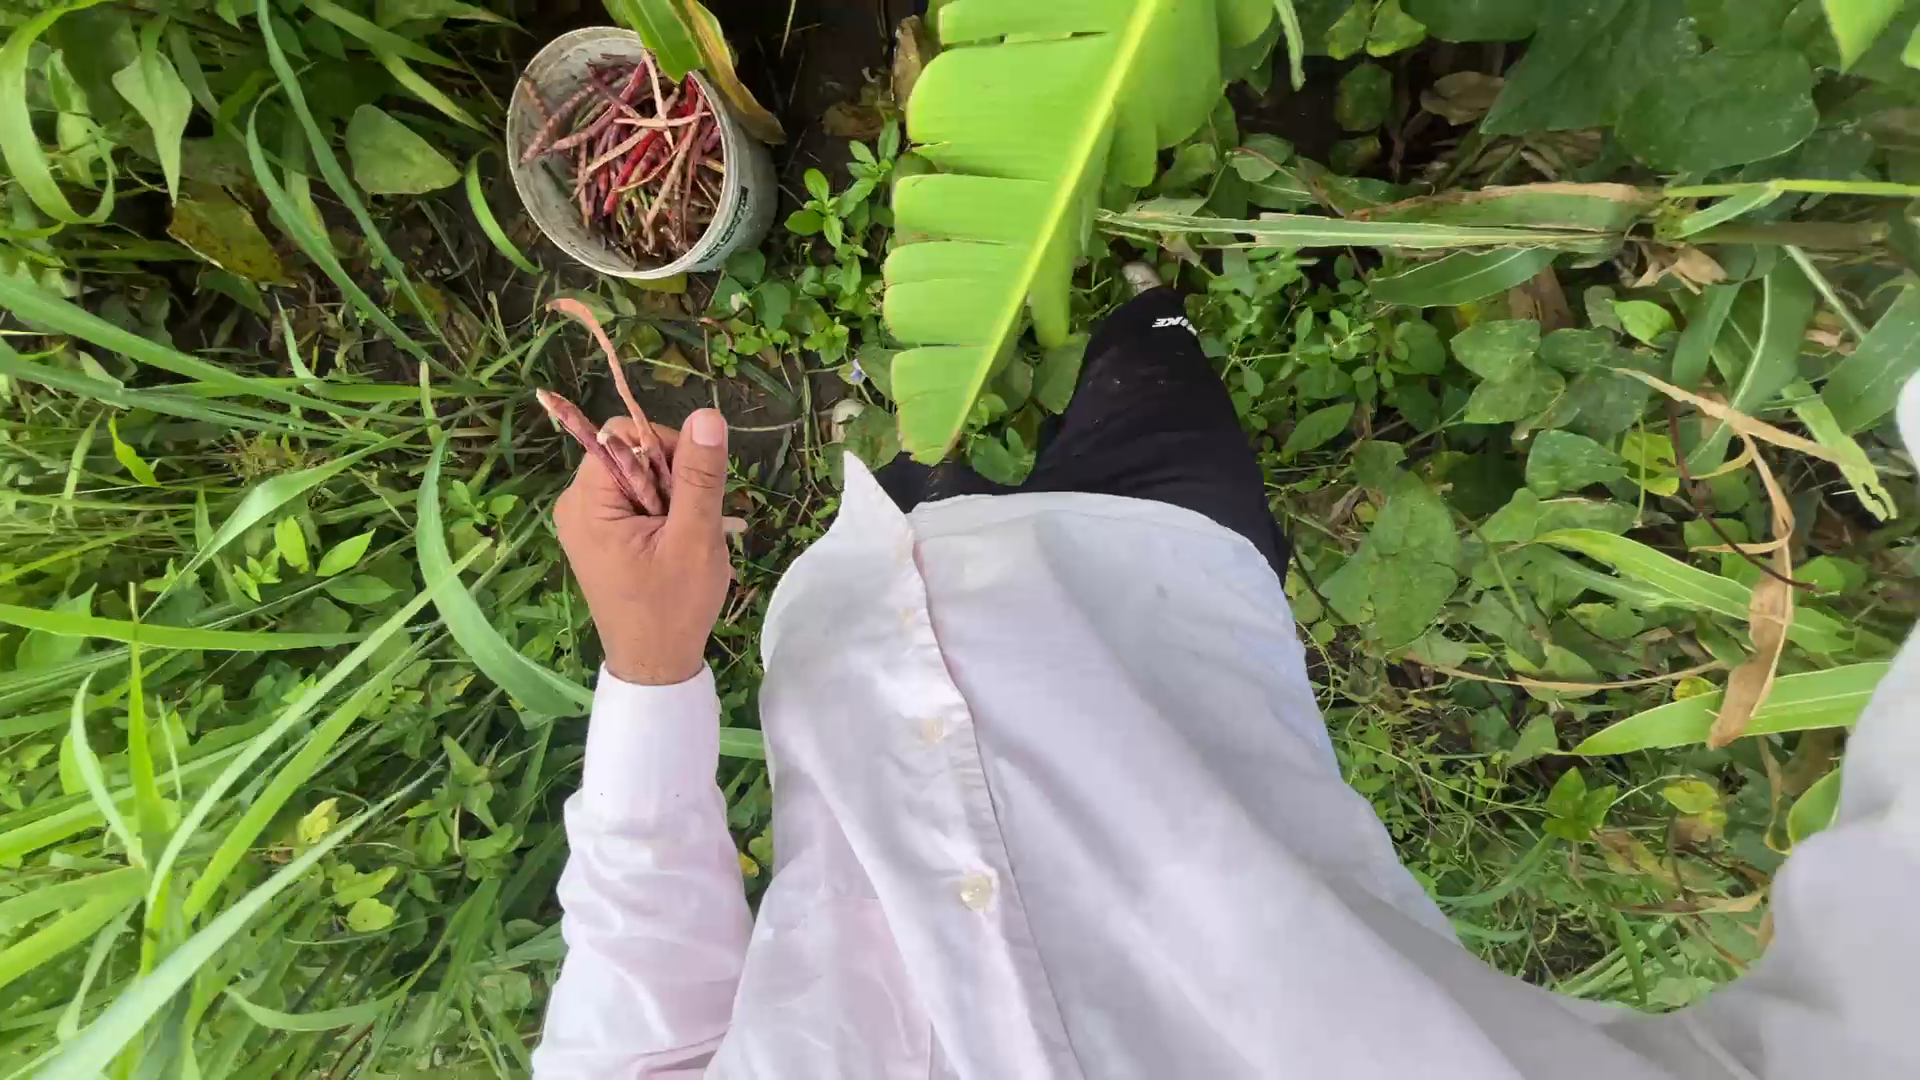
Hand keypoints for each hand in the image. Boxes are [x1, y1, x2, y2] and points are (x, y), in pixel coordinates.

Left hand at [555, 409, 732, 685]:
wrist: (656, 664)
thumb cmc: (673, 605)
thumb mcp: (695, 537)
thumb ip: (700, 475)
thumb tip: (708, 415)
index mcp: (587, 501)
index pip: (625, 436)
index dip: (668, 446)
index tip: (698, 484)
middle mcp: (576, 504)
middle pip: (631, 454)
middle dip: (674, 476)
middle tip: (697, 518)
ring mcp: (587, 522)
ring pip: (638, 477)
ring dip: (675, 496)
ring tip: (691, 534)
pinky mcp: (601, 537)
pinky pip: (635, 501)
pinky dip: (665, 512)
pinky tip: (681, 540)